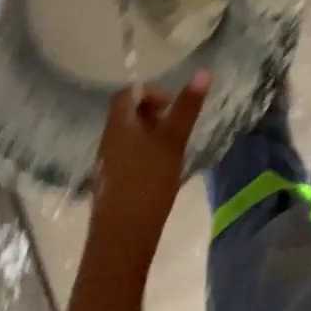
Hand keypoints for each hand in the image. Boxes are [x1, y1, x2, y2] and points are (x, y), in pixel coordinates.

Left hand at [90, 70, 210, 249]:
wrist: (122, 238)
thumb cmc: (148, 182)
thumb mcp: (172, 141)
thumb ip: (187, 108)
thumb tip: (204, 71)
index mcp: (118, 125)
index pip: (126, 94)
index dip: (149, 92)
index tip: (172, 104)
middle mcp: (108, 140)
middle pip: (126, 115)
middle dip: (152, 114)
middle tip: (177, 125)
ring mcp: (107, 165)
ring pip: (127, 137)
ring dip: (149, 135)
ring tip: (173, 148)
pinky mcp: (111, 185)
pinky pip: (127, 157)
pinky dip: (144, 154)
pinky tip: (161, 171)